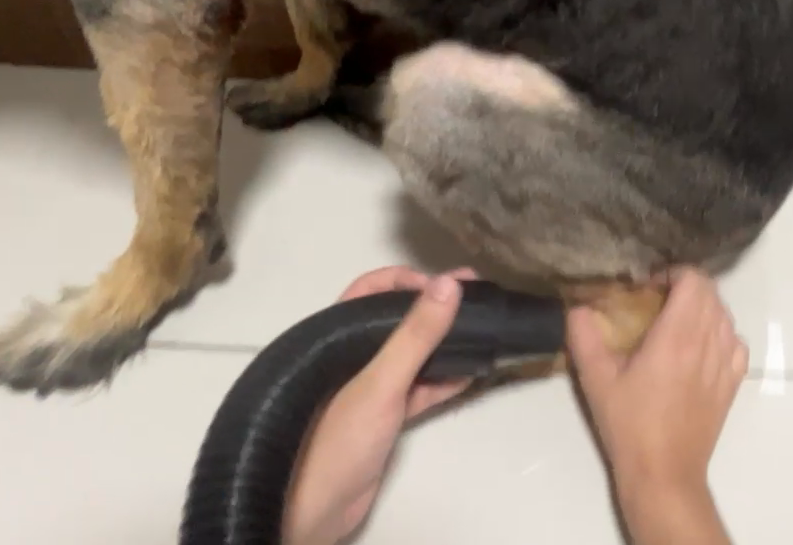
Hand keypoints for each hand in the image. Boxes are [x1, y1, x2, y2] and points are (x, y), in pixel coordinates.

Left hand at [281, 266, 476, 544]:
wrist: (310, 513)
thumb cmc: (337, 438)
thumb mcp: (381, 382)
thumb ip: (415, 334)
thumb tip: (448, 283)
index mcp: (338, 337)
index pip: (372, 289)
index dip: (407, 280)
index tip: (444, 285)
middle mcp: (353, 355)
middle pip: (397, 318)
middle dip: (434, 307)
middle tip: (474, 296)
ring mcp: (369, 387)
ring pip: (412, 352)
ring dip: (444, 341)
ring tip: (481, 328)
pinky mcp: (384, 416)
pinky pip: (420, 387)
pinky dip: (445, 378)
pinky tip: (472, 371)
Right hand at [568, 268, 747, 503]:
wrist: (664, 475)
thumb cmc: (630, 425)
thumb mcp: (596, 380)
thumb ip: (584, 336)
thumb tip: (577, 306)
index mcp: (677, 336)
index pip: (694, 280)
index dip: (673, 273)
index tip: (649, 287)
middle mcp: (707, 343)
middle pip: (711, 292)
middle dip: (685, 287)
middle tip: (658, 301)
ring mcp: (725, 363)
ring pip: (724, 314)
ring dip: (703, 308)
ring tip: (676, 323)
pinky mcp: (733, 383)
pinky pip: (735, 341)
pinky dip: (720, 333)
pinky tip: (699, 347)